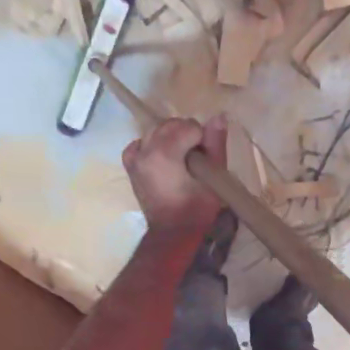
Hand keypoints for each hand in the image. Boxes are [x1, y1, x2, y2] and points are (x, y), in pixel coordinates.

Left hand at [123, 115, 228, 239]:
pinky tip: (163, 159)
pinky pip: (141, 142)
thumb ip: (215, 144)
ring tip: (181, 159)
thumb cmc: (197, 209)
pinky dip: (152, 145)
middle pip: (171, 124)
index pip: (190, 126)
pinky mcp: (130, 164)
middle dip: (187, 134)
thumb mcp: (213, 177)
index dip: (203, 140)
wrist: (172, 233)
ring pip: (156, 130)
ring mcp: (134, 156)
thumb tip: (219, 116)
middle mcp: (145, 149)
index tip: (206, 159)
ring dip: (171, 138)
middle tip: (196, 158)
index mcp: (165, 153)